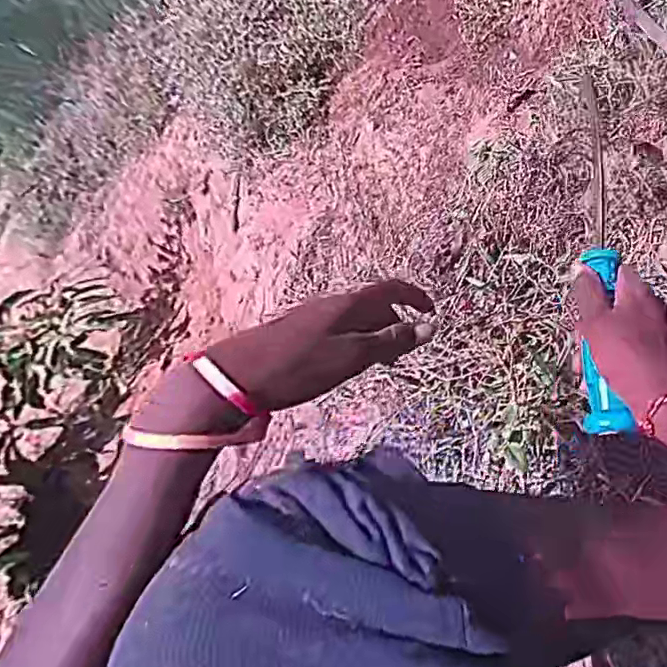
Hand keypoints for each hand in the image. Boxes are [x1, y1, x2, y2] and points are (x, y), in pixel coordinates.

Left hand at [207, 280, 435, 412]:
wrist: (234, 377)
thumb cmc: (297, 367)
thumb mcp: (351, 358)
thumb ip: (390, 342)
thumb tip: (428, 327)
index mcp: (348, 305)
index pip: (391, 288)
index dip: (415, 296)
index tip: (432, 311)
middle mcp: (332, 304)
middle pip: (375, 304)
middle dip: (396, 322)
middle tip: (405, 352)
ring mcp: (313, 316)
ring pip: (356, 319)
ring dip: (375, 334)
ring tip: (379, 362)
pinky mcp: (299, 331)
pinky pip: (339, 328)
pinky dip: (355, 341)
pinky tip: (346, 363)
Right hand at [570, 264, 666, 412]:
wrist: (659, 401)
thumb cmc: (627, 358)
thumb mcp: (597, 322)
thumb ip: (588, 294)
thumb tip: (584, 269)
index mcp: (637, 294)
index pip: (615, 271)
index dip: (594, 280)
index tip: (580, 295)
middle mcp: (648, 309)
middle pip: (610, 305)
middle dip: (589, 324)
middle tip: (581, 340)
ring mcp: (652, 333)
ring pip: (613, 331)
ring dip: (595, 347)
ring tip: (587, 367)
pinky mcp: (651, 355)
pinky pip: (623, 351)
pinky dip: (609, 361)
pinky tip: (600, 378)